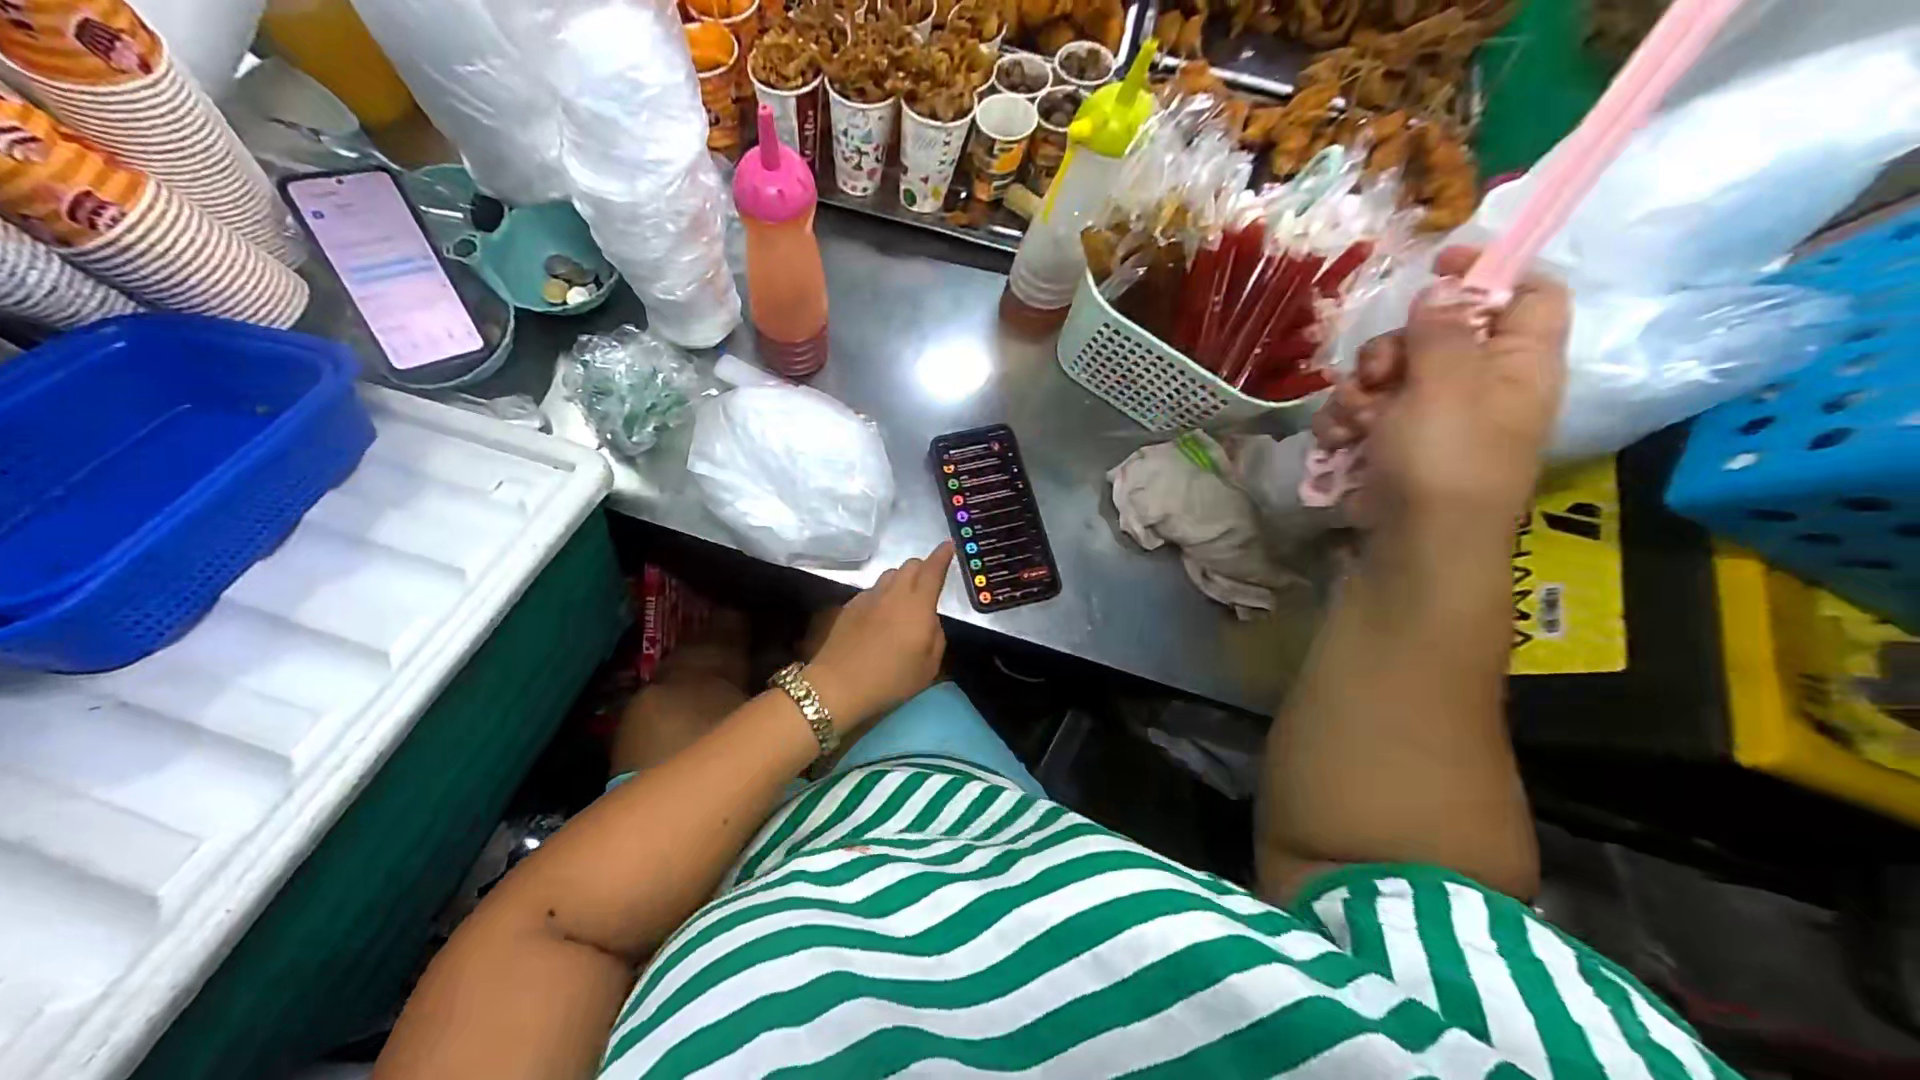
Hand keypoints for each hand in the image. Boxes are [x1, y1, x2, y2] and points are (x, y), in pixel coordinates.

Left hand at [804, 541, 954, 734]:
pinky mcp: (850, 606)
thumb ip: (936, 635)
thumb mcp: (929, 665)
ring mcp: (869, 597)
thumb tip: (929, 619)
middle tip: (928, 583)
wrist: (838, 685)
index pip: (933, 570)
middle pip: (910, 566)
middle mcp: (893, 593)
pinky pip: (873, 590)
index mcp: (918, 605)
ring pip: (890, 575)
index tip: (948, 545)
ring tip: (904, 601)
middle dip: (923, 568)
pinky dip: (883, 595)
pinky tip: (880, 616)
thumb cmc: (891, 679)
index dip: (942, 555)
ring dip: (901, 580)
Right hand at [1313, 246, 1569, 534]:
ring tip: (1354, 422)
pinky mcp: (1393, 446)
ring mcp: (1432, 419)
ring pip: (1389, 376)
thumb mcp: (1447, 385)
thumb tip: (1445, 285)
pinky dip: (1346, 423)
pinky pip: (1365, 414)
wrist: (1415, 545)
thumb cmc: (1444, 461)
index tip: (1440, 262)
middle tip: (1377, 373)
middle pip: (1437, 334)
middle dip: (1393, 349)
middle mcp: (1479, 387)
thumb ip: (1443, 329)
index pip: (1529, 294)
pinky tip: (1338, 442)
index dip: (1491, 270)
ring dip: (1359, 391)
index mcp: (1519, 365)